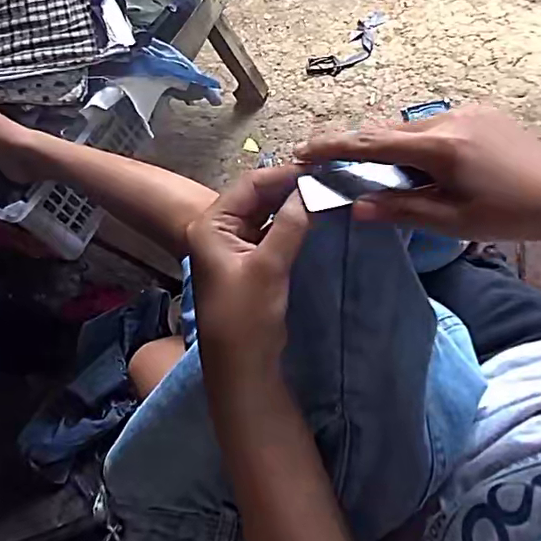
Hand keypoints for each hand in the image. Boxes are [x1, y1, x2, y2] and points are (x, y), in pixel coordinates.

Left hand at [185, 166, 311, 377]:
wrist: (243, 371)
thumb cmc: (246, 319)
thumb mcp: (269, 267)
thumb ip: (291, 223)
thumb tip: (315, 187)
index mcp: (210, 225)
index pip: (250, 185)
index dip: (285, 174)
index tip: (321, 170)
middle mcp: (219, 230)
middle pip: (259, 196)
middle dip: (292, 188)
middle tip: (330, 180)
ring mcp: (235, 246)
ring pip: (268, 213)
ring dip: (295, 205)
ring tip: (328, 194)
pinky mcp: (252, 261)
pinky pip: (274, 231)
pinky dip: (294, 223)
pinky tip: (317, 217)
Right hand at [296, 105, 540, 241]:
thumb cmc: (510, 215)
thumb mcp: (453, 220)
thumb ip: (403, 209)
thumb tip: (357, 206)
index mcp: (441, 146)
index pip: (373, 144)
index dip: (334, 147)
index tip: (302, 150)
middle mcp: (451, 119)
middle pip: (390, 130)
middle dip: (358, 145)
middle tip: (329, 159)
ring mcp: (469, 112)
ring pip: (413, 126)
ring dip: (391, 144)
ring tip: (377, 167)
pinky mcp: (484, 113)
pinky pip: (437, 123)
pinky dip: (418, 139)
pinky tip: (421, 160)